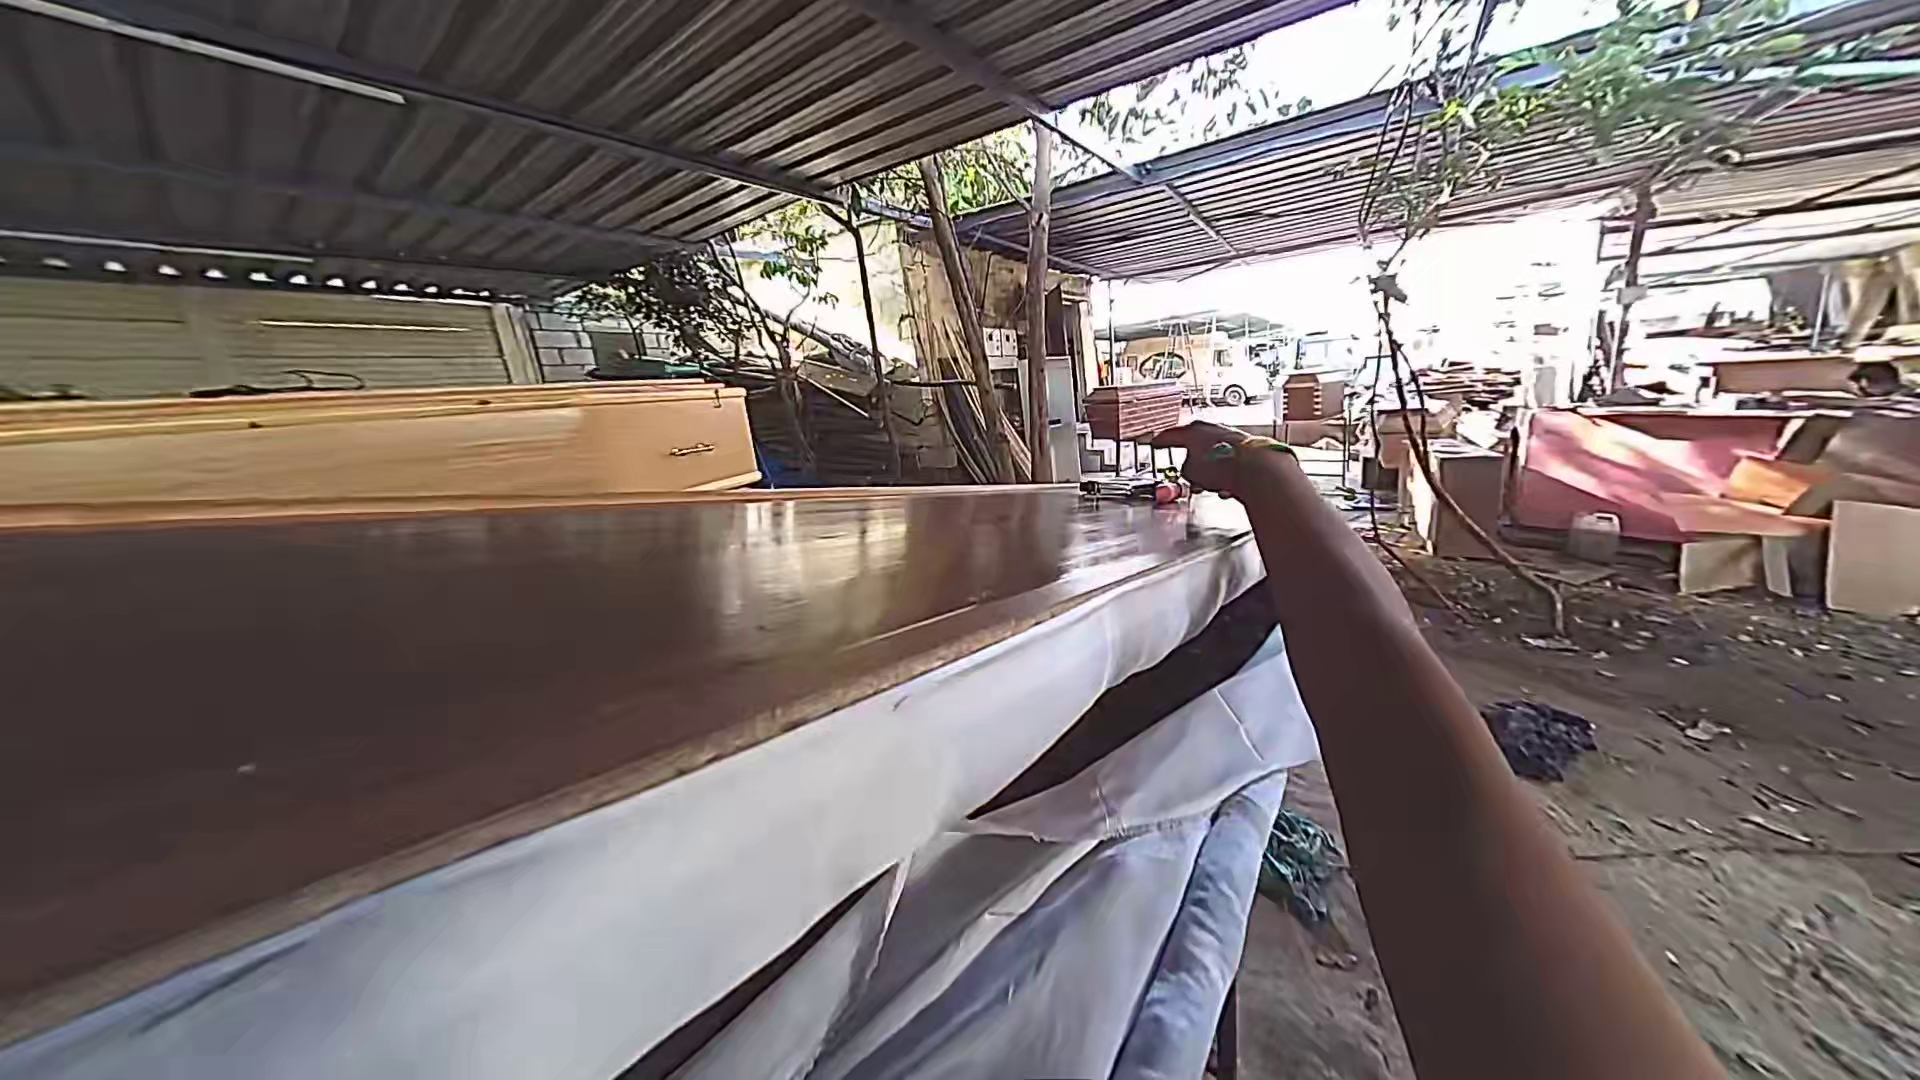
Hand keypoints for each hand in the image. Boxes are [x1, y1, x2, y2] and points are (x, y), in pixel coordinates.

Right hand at [1149, 421, 1254, 494]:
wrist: (1255, 468)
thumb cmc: (1221, 465)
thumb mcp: (1189, 472)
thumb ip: (1185, 469)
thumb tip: (1191, 472)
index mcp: (1193, 430)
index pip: (1170, 435)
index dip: (1161, 441)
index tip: (1156, 443)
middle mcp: (1212, 429)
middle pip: (1194, 444)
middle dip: (1190, 460)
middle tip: (1185, 473)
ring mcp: (1230, 437)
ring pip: (1212, 455)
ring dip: (1208, 470)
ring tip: (1206, 484)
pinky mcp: (1246, 449)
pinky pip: (1228, 463)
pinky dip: (1224, 474)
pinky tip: (1224, 486)